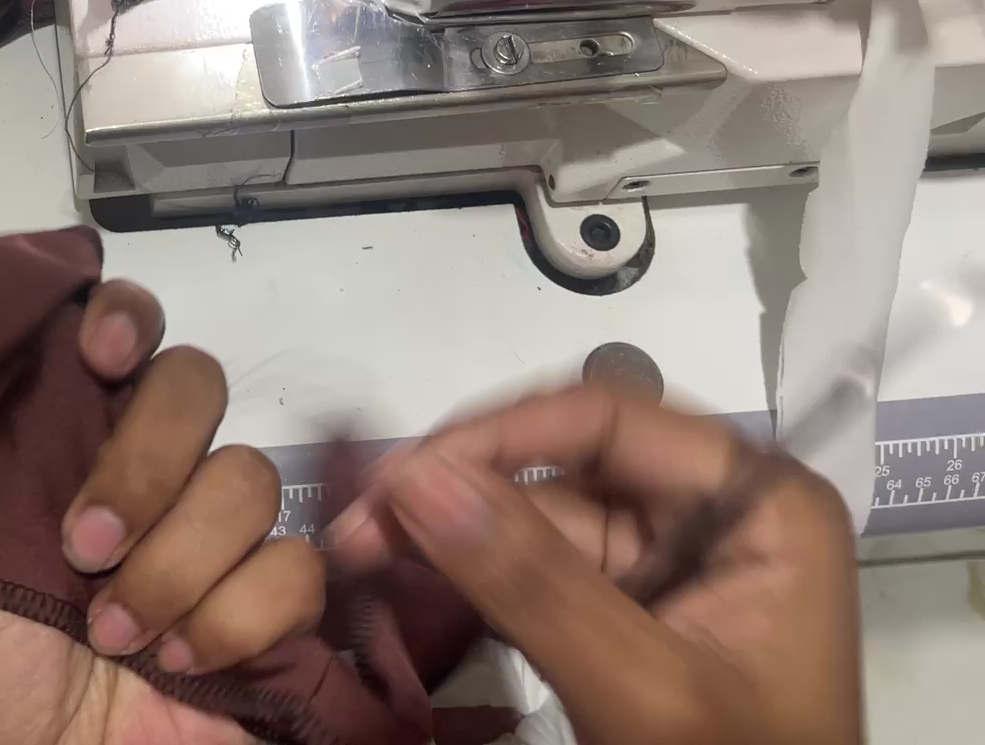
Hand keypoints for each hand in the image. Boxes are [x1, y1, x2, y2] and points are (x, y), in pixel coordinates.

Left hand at [0, 281, 322, 744]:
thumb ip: (14, 446)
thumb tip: (51, 353)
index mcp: (79, 434)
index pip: (126, 328)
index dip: (127, 317)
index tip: (101, 357)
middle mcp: (155, 463)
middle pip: (197, 382)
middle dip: (146, 459)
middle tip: (84, 545)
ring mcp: (215, 531)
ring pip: (247, 476)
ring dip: (177, 562)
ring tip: (115, 631)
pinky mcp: (273, 607)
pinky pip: (294, 570)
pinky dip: (234, 617)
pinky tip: (182, 661)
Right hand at [330, 386, 861, 744]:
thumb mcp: (644, 694)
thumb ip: (532, 583)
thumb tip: (413, 477)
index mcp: (755, 504)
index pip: (603, 419)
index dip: (496, 434)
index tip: (407, 476)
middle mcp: (695, 502)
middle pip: (546, 454)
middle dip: (448, 482)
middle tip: (364, 514)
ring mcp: (642, 543)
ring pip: (511, 497)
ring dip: (430, 519)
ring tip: (356, 544)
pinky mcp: (594, 582)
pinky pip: (505, 544)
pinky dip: (444, 553)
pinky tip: (389, 559)